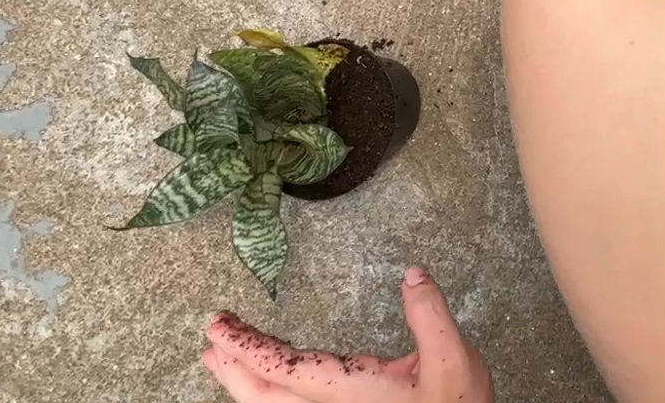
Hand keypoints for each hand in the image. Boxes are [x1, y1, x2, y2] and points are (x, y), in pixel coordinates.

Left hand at [202, 267, 493, 402]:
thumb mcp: (453, 357)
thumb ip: (429, 314)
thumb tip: (411, 274)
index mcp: (352, 392)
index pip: (287, 369)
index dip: (250, 350)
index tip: (221, 329)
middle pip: (266, 395)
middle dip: (234, 365)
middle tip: (211, 333)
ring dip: (245, 379)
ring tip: (225, 355)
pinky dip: (271, 388)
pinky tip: (272, 377)